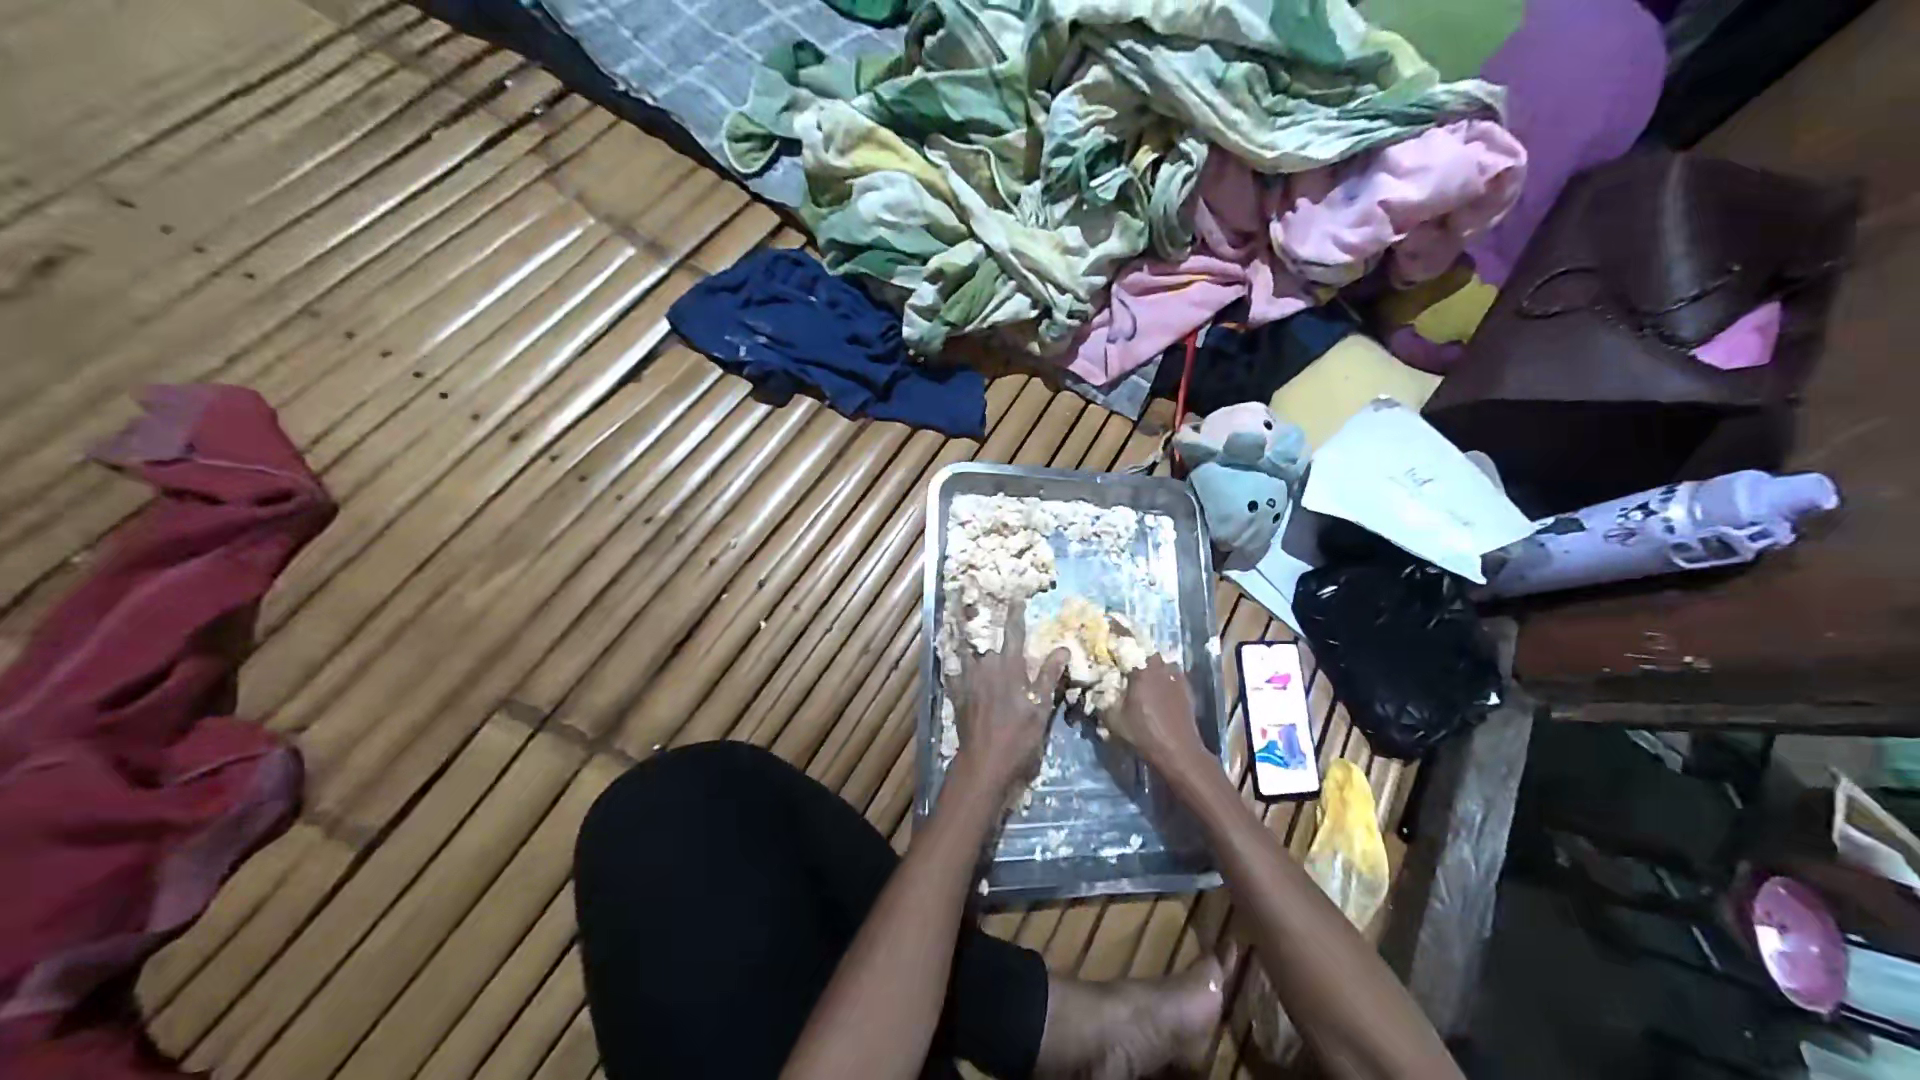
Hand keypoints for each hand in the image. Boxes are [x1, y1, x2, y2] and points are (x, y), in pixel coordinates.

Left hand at [954, 598, 1069, 801]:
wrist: (985, 761)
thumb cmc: (1019, 736)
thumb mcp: (1041, 708)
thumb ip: (1048, 675)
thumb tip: (1063, 648)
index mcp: (1010, 668)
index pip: (1014, 633)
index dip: (1016, 614)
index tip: (1016, 597)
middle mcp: (986, 667)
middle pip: (984, 636)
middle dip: (983, 616)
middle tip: (978, 597)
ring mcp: (968, 680)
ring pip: (964, 649)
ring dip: (963, 631)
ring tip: (958, 614)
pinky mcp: (956, 694)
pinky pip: (951, 670)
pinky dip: (949, 658)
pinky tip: (944, 649)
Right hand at [1109, 655, 1205, 775]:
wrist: (1178, 751)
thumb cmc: (1144, 733)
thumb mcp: (1114, 720)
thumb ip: (1103, 701)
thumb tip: (1098, 690)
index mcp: (1141, 671)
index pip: (1128, 647)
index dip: (1119, 644)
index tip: (1113, 646)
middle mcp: (1160, 669)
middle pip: (1149, 653)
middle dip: (1140, 657)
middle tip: (1130, 668)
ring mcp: (1177, 679)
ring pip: (1164, 664)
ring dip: (1156, 667)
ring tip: (1147, 679)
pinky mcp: (1187, 690)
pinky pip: (1175, 676)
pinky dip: (1167, 679)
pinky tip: (1162, 692)